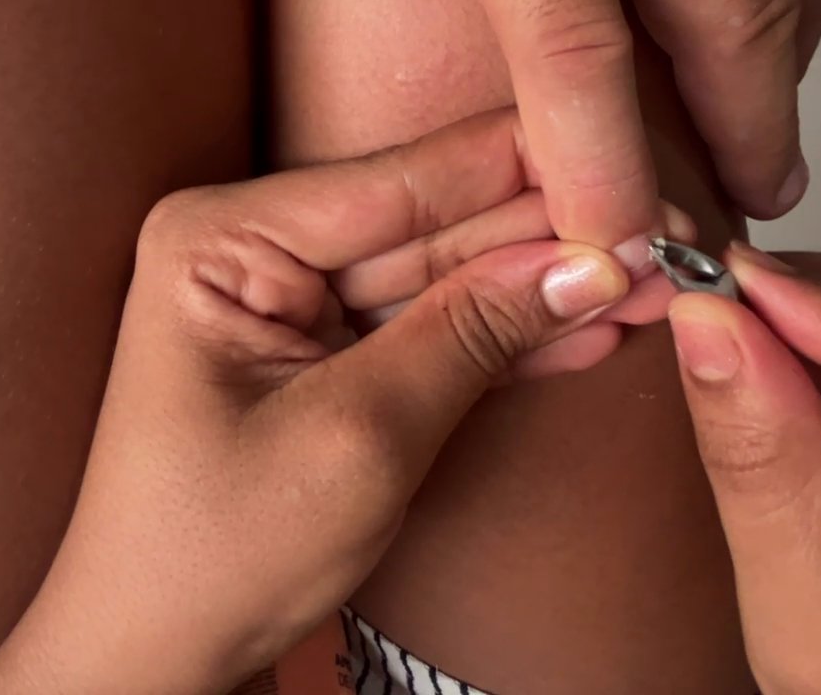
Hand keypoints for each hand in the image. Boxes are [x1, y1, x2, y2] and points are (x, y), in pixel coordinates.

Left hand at [0, 111, 689, 694]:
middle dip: (545, 234)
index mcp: (222, 235)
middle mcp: (256, 245)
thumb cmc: (213, 551)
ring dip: (543, 283)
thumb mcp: (354, 435)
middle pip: (427, 221)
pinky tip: (588, 322)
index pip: (397, 181)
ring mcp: (295, 293)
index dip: (519, 174)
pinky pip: (431, 323)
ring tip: (649, 277)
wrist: (160, 648)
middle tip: (660, 233)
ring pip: (443, 273)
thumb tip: (584, 263)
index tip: (625, 174)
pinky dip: (508, 330)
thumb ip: (468, 333)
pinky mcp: (330, 343)